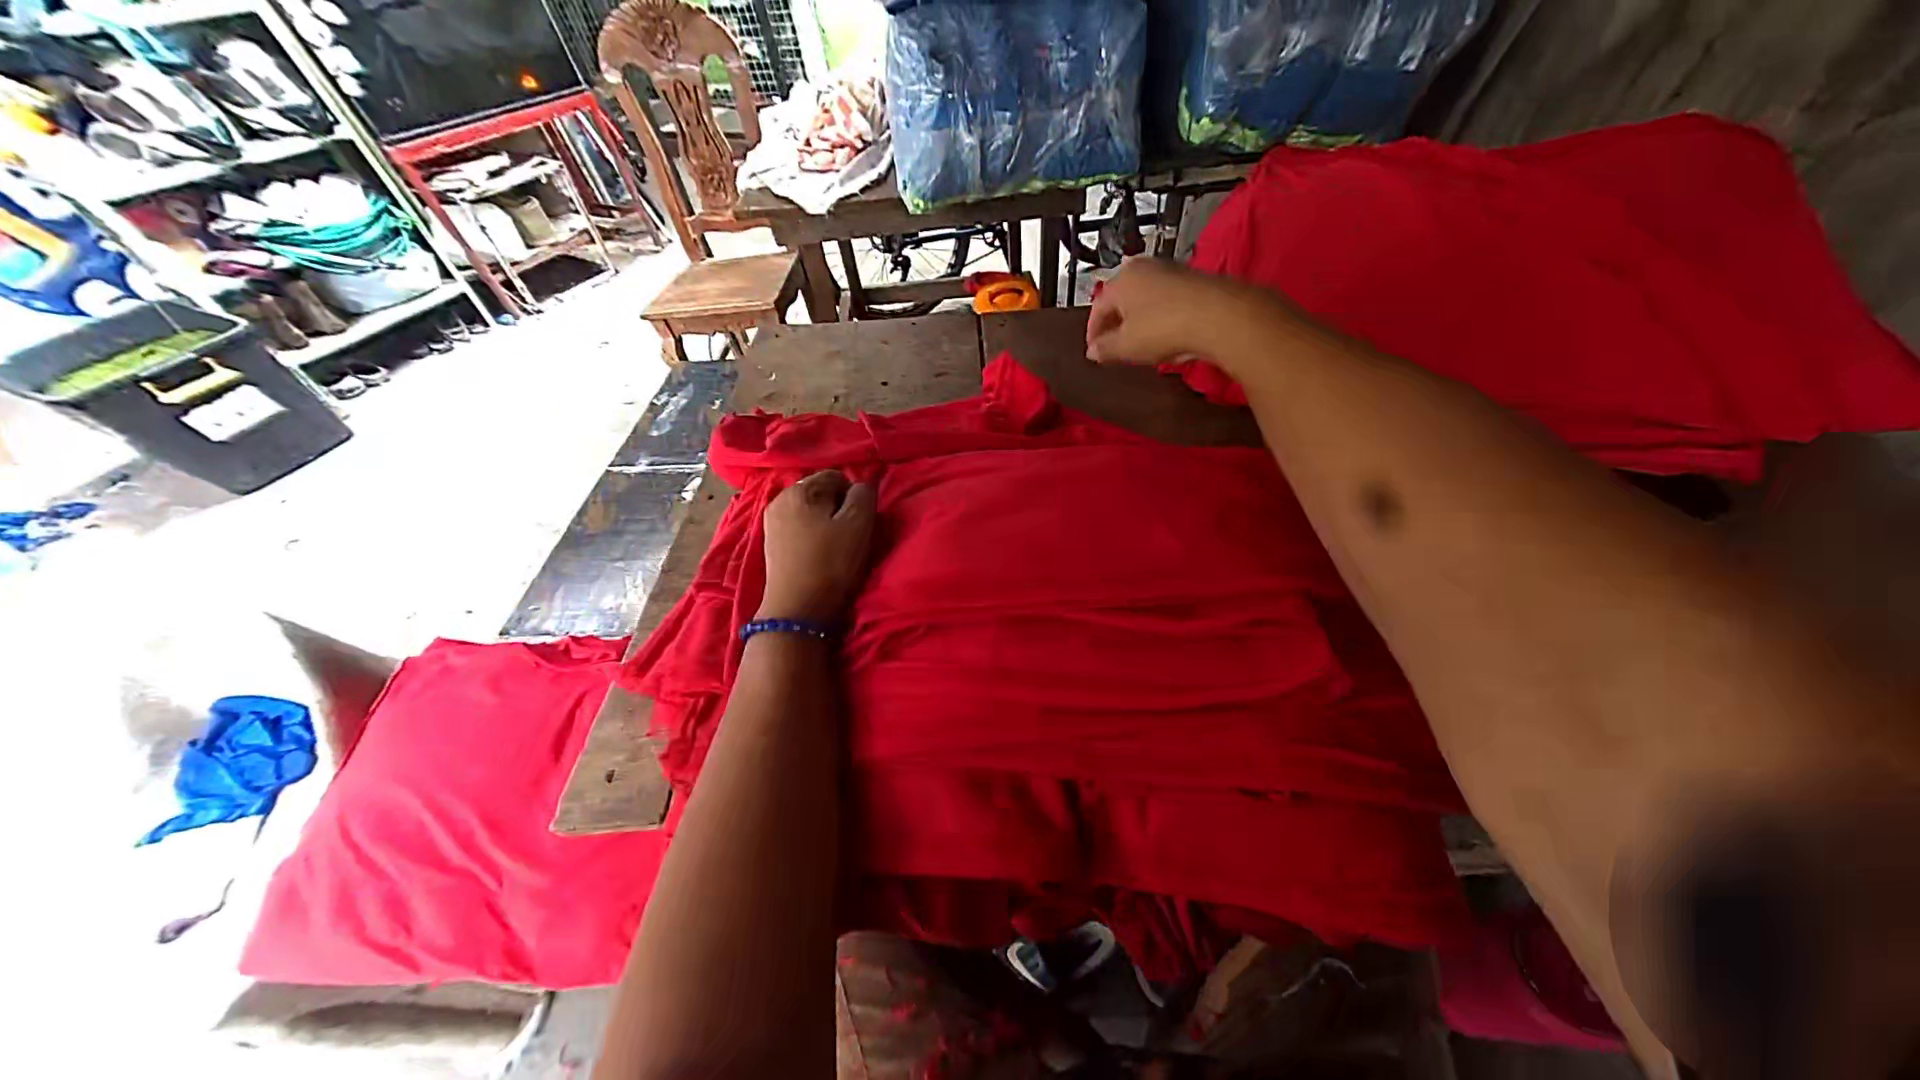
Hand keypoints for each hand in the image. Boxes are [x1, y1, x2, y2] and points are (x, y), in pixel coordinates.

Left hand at [757, 470, 876, 623]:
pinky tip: (819, 557)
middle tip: (849, 537)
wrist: (797, 611)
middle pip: (821, 493)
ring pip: (811, 513)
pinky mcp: (771, 545)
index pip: (837, 477)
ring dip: (826, 525)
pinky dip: (812, 537)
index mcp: (799, 489)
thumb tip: (862, 487)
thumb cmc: (831, 564)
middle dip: (839, 509)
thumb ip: (865, 496)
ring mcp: (772, 523)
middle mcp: (779, 499)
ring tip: (835, 549)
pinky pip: (799, 529)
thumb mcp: (859, 525)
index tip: (859, 523)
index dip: (854, 498)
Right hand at [1085, 256, 1285, 369]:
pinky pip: (1166, 301)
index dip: (1093, 333)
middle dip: (1116, 325)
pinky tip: (1166, 335)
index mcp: (1120, 280)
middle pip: (1121, 301)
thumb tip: (1093, 351)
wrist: (1220, 315)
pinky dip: (1160, 318)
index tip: (1094, 353)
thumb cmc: (1164, 328)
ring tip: (1140, 344)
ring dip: (1139, 322)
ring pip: (1144, 300)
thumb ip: (1105, 349)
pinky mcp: (1193, 280)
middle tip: (1115, 348)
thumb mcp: (1127, 346)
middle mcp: (1143, 269)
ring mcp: (1170, 271)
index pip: (1097, 308)